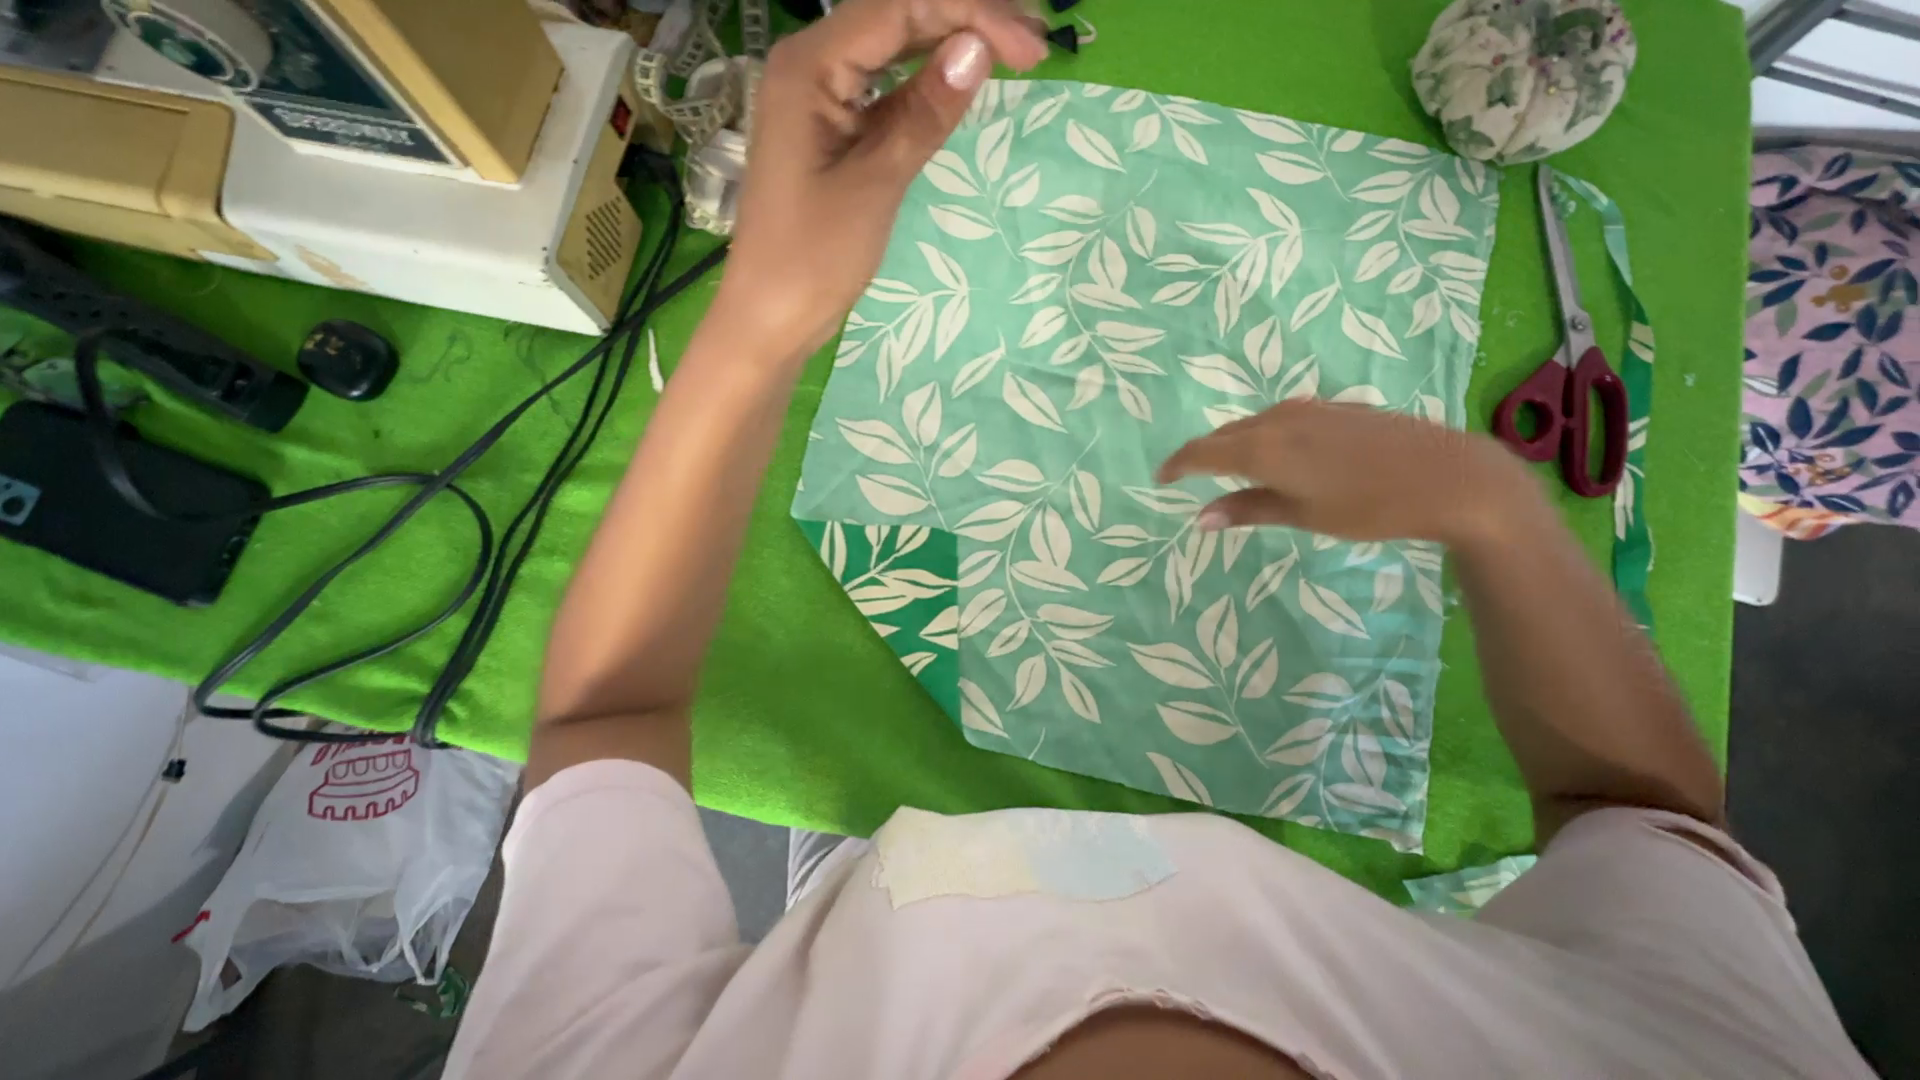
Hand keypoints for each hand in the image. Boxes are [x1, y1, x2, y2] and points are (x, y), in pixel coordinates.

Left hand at [712, 0, 1046, 358]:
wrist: (770, 318)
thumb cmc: (813, 257)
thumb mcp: (876, 183)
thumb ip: (925, 113)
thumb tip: (977, 47)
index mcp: (809, 65)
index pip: (900, 7)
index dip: (971, 13)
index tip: (1031, 49)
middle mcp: (810, 64)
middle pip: (897, 16)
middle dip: (966, 19)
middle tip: (1034, 45)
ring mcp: (819, 96)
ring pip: (894, 48)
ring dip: (951, 44)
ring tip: (1013, 54)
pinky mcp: (831, 127)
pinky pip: (884, 87)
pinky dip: (925, 83)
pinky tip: (960, 82)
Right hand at [1157, 400, 1548, 547]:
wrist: (1449, 477)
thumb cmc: (1370, 506)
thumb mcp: (1304, 515)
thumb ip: (1249, 510)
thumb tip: (1200, 517)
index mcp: (1264, 447)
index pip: (1202, 451)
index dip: (1177, 465)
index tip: (1160, 478)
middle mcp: (1280, 419)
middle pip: (1226, 433)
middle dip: (1204, 454)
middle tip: (1190, 476)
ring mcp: (1311, 409)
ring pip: (1256, 423)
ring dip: (1236, 443)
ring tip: (1231, 469)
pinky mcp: (1337, 408)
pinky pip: (1283, 419)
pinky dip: (1267, 436)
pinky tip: (1282, 455)